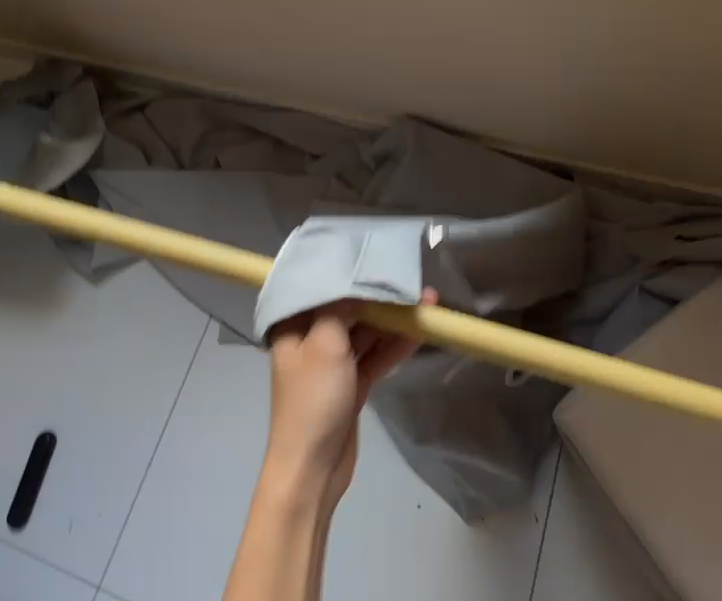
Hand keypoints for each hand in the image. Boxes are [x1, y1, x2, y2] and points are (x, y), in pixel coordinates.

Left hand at [262, 289, 436, 509]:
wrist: (313, 468)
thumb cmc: (312, 400)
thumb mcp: (325, 344)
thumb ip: (342, 308)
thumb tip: (360, 283)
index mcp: (293, 325)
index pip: (322, 286)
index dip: (350, 271)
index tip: (378, 253)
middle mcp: (311, 339)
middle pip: (348, 308)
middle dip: (379, 296)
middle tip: (412, 279)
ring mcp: (332, 363)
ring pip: (366, 332)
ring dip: (393, 320)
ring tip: (428, 302)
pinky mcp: (351, 384)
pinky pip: (375, 356)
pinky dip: (394, 346)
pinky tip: (420, 332)